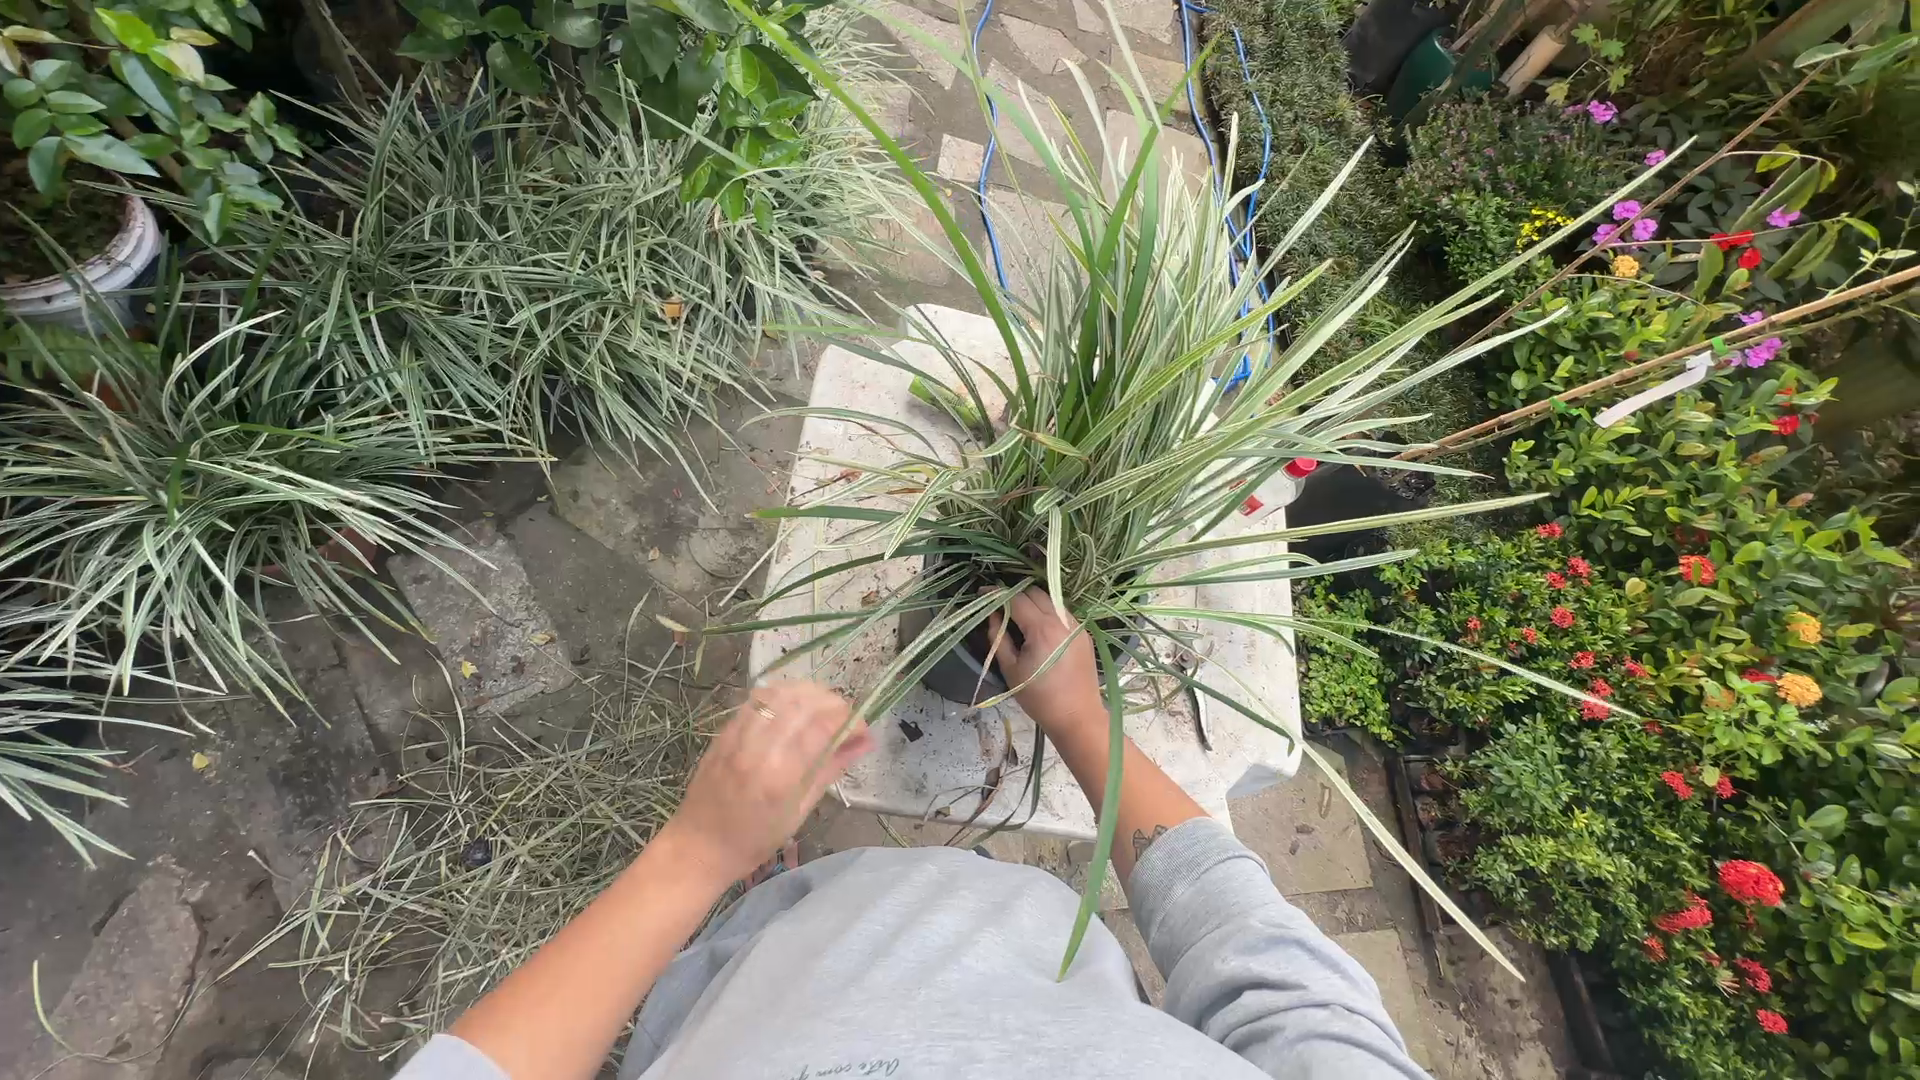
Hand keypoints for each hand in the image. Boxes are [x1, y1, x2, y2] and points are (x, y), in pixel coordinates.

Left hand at [660, 681, 871, 882]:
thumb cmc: (754, 840)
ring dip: (810, 693)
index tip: (862, 730)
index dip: (851, 720)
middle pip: (805, 702)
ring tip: (823, 708)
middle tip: (846, 718)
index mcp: (781, 775)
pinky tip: (795, 705)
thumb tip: (866, 743)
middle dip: (834, 702)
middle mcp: (759, 748)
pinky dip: (783, 694)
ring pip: (782, 693)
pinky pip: (759, 698)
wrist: (698, 846)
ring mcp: (739, 735)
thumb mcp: (800, 812)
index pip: (824, 727)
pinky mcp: (726, 729)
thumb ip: (831, 769)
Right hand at [986, 587, 1101, 733]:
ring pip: (1050, 599)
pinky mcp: (1084, 633)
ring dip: (1033, 602)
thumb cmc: (1039, 698)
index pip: (1015, 599)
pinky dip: (1048, 613)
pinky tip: (1039, 630)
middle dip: (1015, 595)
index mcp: (1042, 629)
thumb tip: (992, 614)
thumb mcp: (1010, 669)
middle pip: (1034, 592)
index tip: (983, 594)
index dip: (996, 594)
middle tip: (1001, 608)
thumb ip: (998, 637)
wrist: (1076, 716)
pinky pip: (1062, 613)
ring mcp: (1076, 625)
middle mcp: (1062, 620)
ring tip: (1020, 619)